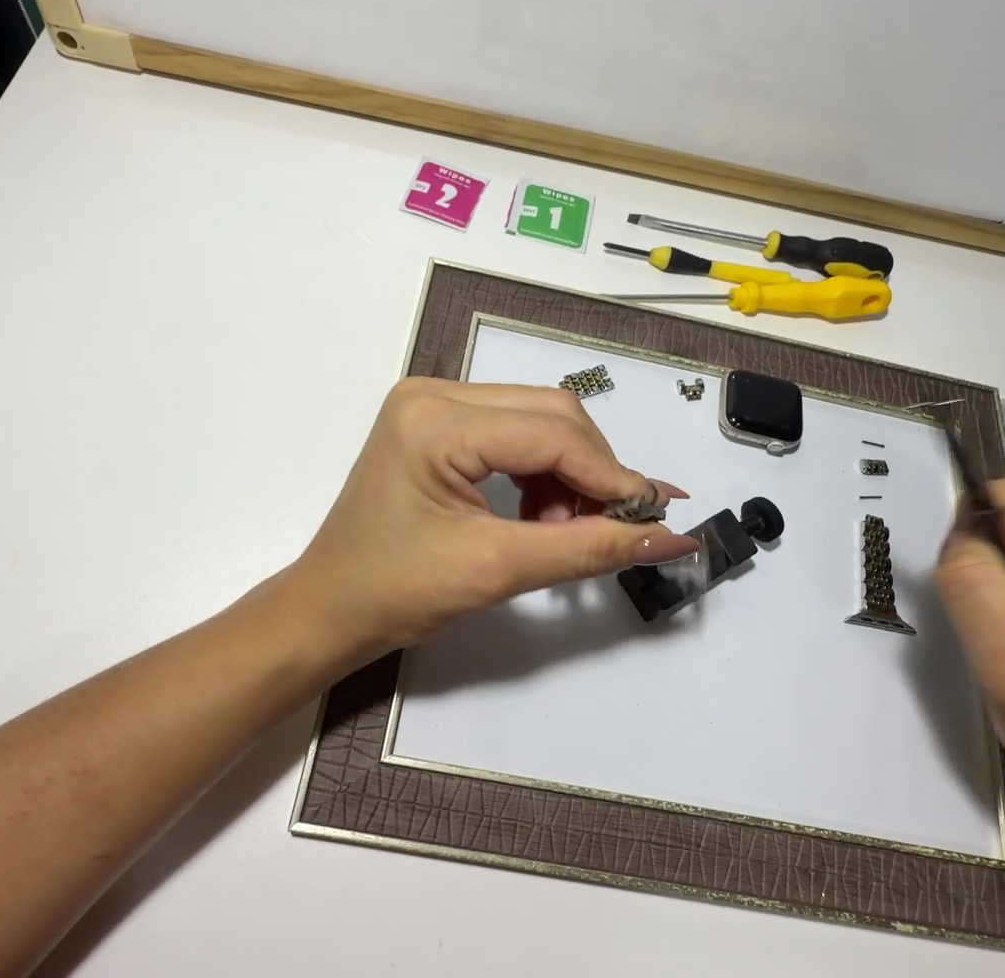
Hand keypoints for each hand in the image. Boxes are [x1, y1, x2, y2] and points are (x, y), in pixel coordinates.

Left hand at [284, 379, 698, 660]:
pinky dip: (538, 472)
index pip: (551, 433)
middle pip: (549, 414)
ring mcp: (430, 405)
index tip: (654, 517)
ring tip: (561, 531)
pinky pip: (511, 432)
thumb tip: (674, 536)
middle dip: (589, 472)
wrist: (330, 609)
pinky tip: (538, 516)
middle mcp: (431, 394)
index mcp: (434, 421)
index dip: (610, 475)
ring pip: (536, 421)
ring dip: (566, 473)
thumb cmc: (397, 594)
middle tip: (605, 530)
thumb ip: (590, 548)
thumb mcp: (497, 570)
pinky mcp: (434, 424)